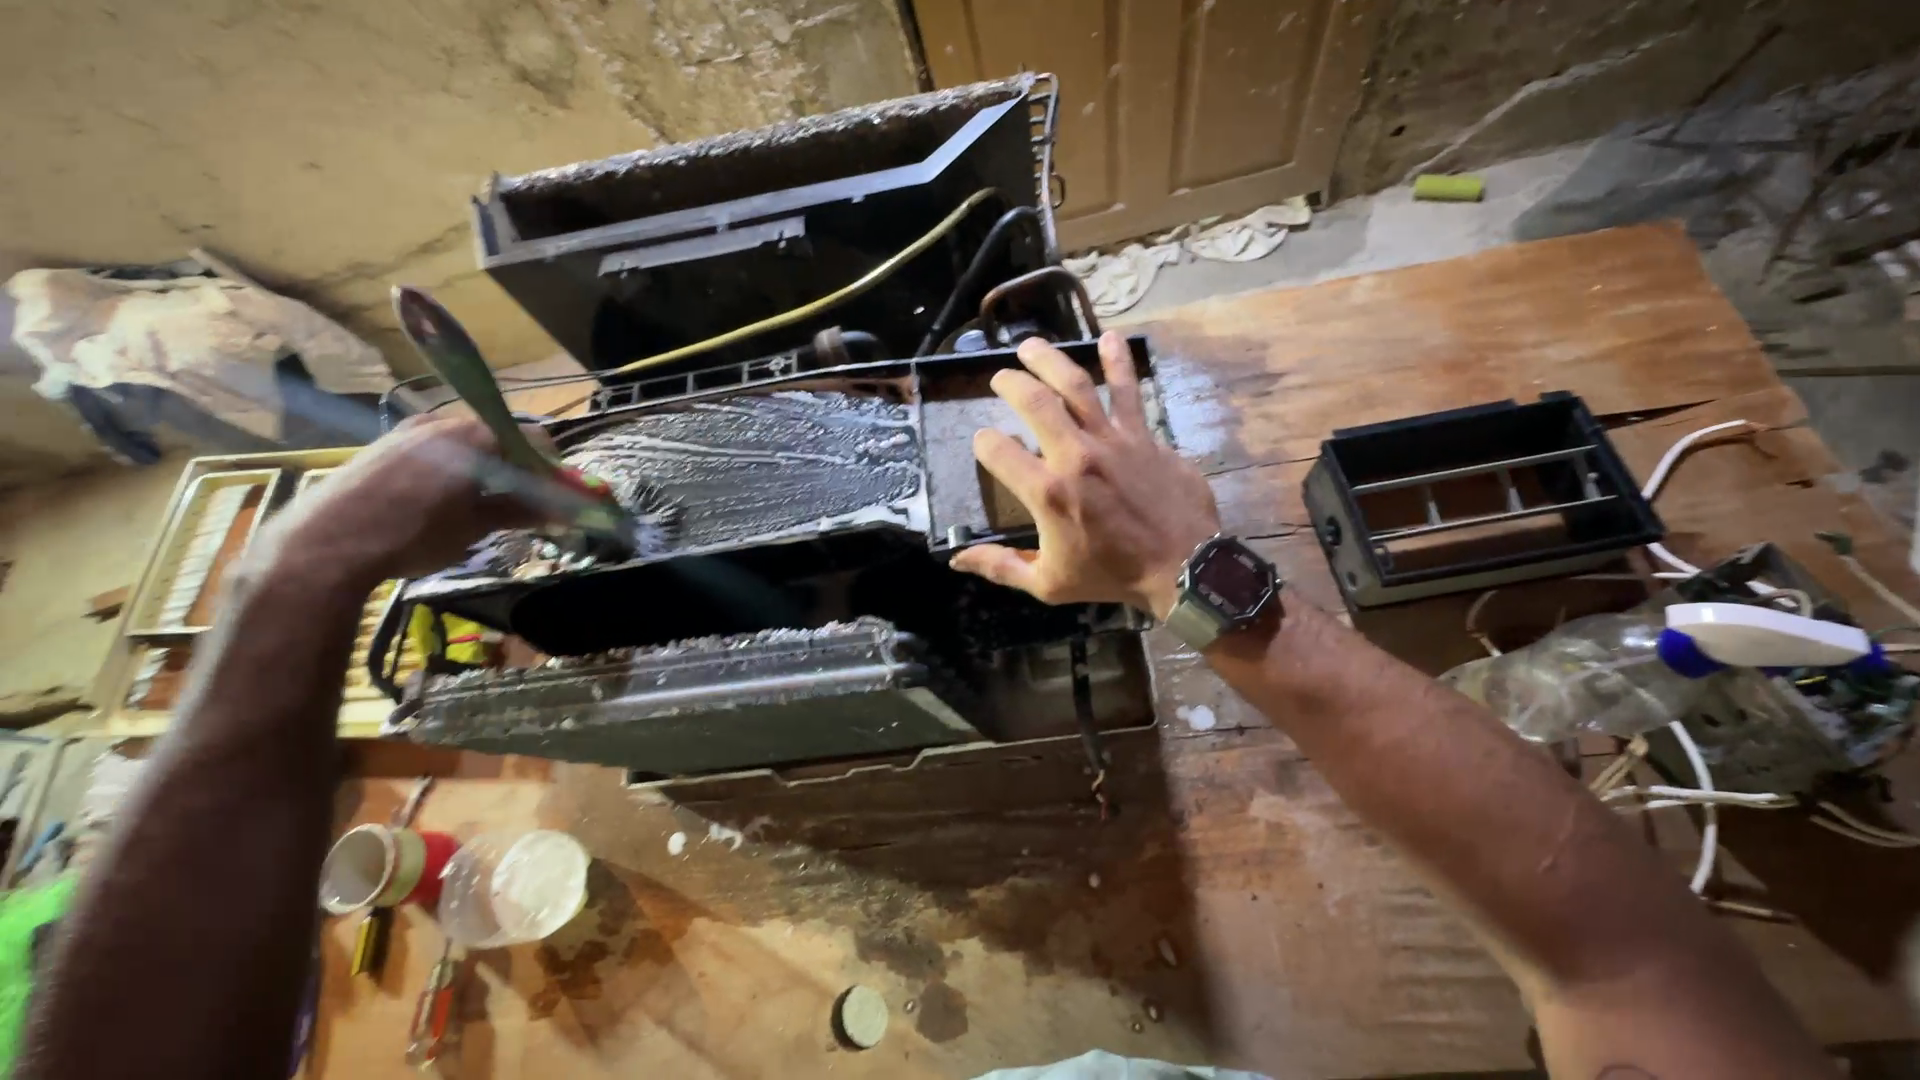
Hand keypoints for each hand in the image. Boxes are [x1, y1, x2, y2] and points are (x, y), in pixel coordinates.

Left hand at [263, 413, 560, 584]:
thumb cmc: (412, 534)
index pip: (533, 440)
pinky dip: (455, 468)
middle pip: (500, 437)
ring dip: (487, 468)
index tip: (557, 497)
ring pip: (467, 444)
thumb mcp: (475, 526)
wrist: (324, 544)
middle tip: (524, 503)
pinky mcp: (384, 445)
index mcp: (475, 436)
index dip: (552, 469)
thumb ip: (522, 510)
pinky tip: (445, 500)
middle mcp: (444, 422)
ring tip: (484, 505)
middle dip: (519, 468)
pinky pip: (437, 449)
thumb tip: (566, 511)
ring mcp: (410, 431)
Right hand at [951, 333, 1220, 616]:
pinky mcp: (1143, 436)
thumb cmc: (1111, 576)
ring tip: (1030, 346)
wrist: (1182, 568)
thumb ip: (1001, 566)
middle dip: (1010, 384)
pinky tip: (1109, 337)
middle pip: (1035, 403)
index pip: (998, 451)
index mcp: (1048, 493)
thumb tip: (956, 560)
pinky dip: (1118, 362)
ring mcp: (1112, 440)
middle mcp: (1075, 456)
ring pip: (1077, 385)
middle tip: (1000, 378)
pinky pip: (1128, 392)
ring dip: (1050, 360)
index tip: (984, 442)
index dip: (984, 443)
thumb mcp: (1048, 583)